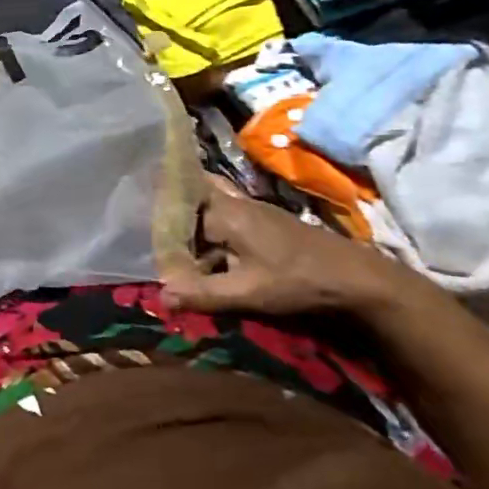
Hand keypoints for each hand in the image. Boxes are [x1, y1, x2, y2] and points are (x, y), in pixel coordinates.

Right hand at [163, 174, 423, 316]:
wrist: (353, 275)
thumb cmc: (297, 280)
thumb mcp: (247, 292)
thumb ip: (202, 293)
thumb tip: (160, 295)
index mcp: (225, 212)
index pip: (178, 209)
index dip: (157, 220)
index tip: (135, 226)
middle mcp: (234, 201)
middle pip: (192, 193)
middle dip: (170, 203)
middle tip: (146, 218)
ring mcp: (251, 207)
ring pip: (208, 201)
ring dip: (190, 213)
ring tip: (170, 231)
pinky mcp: (263, 219)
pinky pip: (224, 210)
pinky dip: (208, 220)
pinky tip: (206, 244)